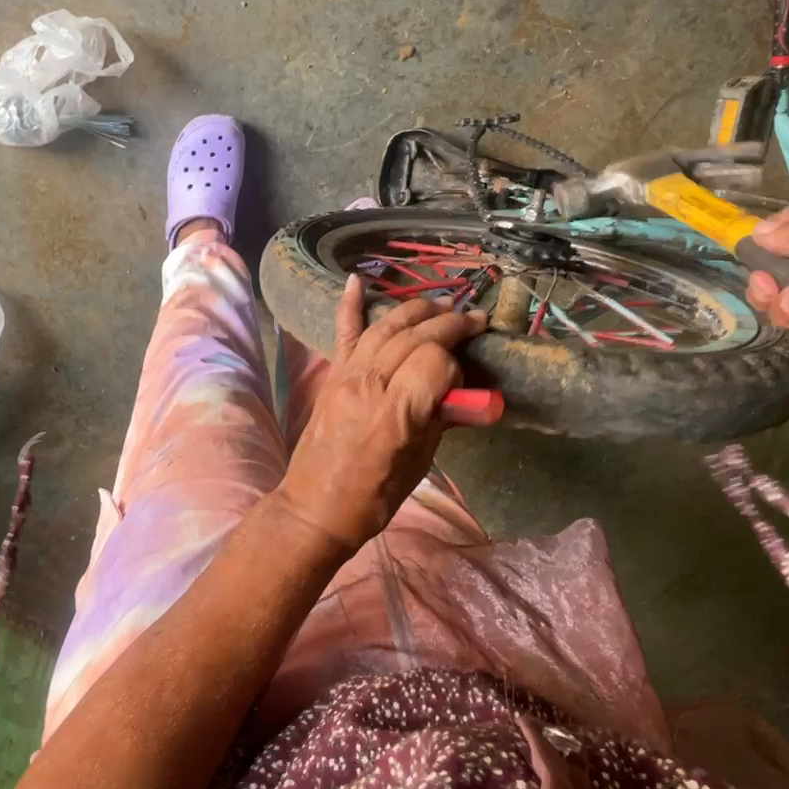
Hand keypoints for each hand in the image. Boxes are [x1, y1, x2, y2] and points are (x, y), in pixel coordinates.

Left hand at [273, 277, 488, 549]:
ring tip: (442, 305)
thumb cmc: (373, 496)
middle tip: (474, 320)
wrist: (315, 508)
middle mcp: (370, 382)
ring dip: (416, 310)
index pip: (435, 360)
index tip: (462, 384)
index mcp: (397, 410)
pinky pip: (343, 333)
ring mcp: (347, 374)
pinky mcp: (332, 375)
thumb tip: (467, 395)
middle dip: (448, 323)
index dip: (455, 365)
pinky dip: (350, 304)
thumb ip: (442, 419)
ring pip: (386, 327)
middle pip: (414, 335)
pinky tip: (357, 281)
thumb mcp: (420, 462)